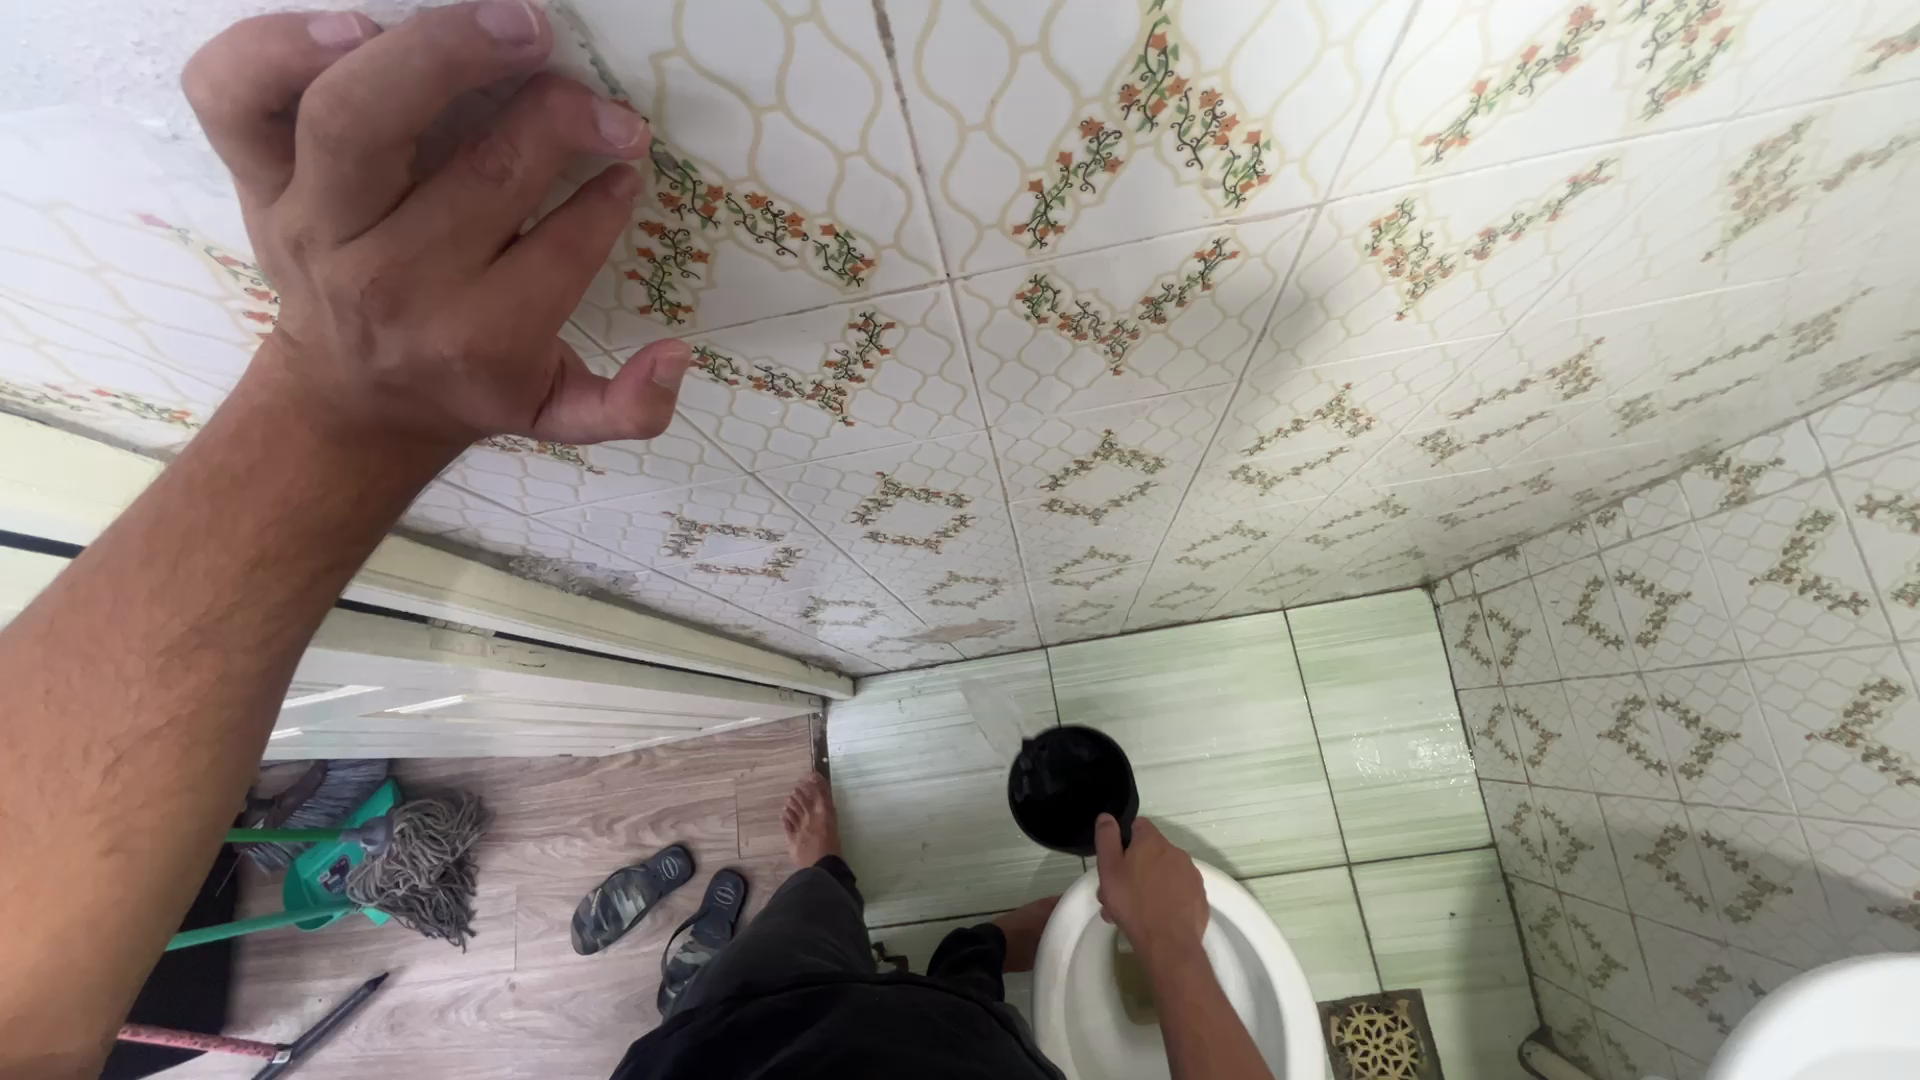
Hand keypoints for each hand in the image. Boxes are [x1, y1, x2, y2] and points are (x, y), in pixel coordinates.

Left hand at [181, 1, 689, 452]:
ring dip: (443, 54)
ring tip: (518, 27)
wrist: (355, 399)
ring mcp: (318, 226)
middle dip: (561, 122)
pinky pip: (236, 95)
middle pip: (486, 176)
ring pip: (361, 117)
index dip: (606, 202)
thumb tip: (679, 352)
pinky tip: (362, 26)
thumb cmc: (474, 390)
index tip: (629, 168)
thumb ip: (632, 408)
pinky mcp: (256, 183)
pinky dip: (280, 43)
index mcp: (483, 336)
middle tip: (608, 105)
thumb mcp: (562, 419)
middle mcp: (400, 281)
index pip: (562, 247)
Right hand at [1094, 814, 1207, 964]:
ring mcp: (1191, 876)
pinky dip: (1167, 899)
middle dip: (1134, 869)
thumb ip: (1106, 838)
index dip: (1124, 840)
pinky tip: (1156, 918)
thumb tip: (1107, 816)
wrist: (1169, 945)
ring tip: (1134, 912)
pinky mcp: (1199, 898)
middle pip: (1150, 853)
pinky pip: (1179, 891)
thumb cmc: (1133, 903)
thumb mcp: (1108, 868)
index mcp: (1153, 841)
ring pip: (1164, 874)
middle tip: (1119, 894)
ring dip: (1149, 885)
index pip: (1138, 826)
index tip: (1115, 861)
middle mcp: (1176, 852)